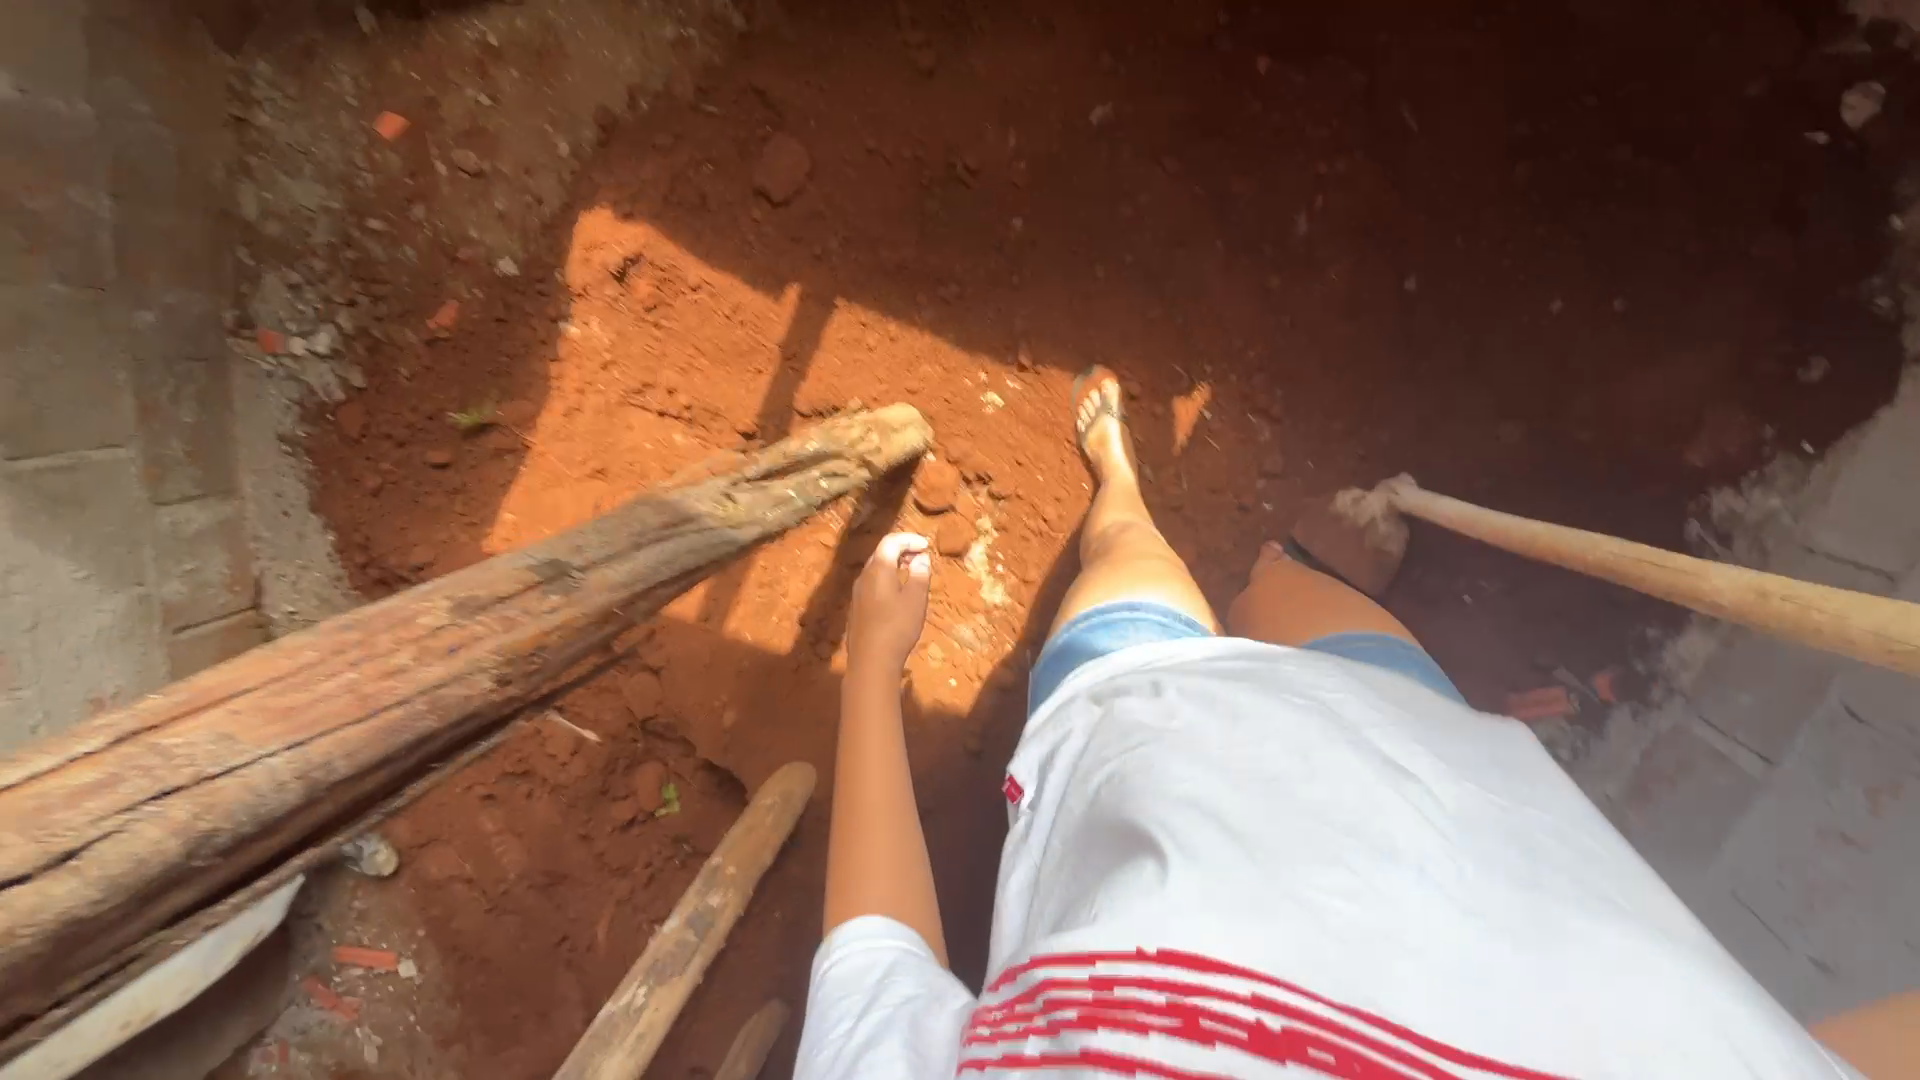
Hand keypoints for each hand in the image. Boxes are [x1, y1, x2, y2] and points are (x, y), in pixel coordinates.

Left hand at [847, 533, 931, 674]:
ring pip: (875, 569)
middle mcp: (864, 577)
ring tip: (912, 572)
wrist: (870, 661)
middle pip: (881, 553)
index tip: (926, 546)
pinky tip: (897, 594)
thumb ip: (920, 575)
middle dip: (902, 549)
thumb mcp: (916, 599)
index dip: (909, 539)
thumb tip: (921, 558)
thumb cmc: (897, 627)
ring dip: (894, 565)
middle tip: (921, 556)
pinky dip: (887, 579)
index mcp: (878, 570)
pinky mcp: (857, 609)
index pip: (891, 541)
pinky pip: (872, 584)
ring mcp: (857, 593)